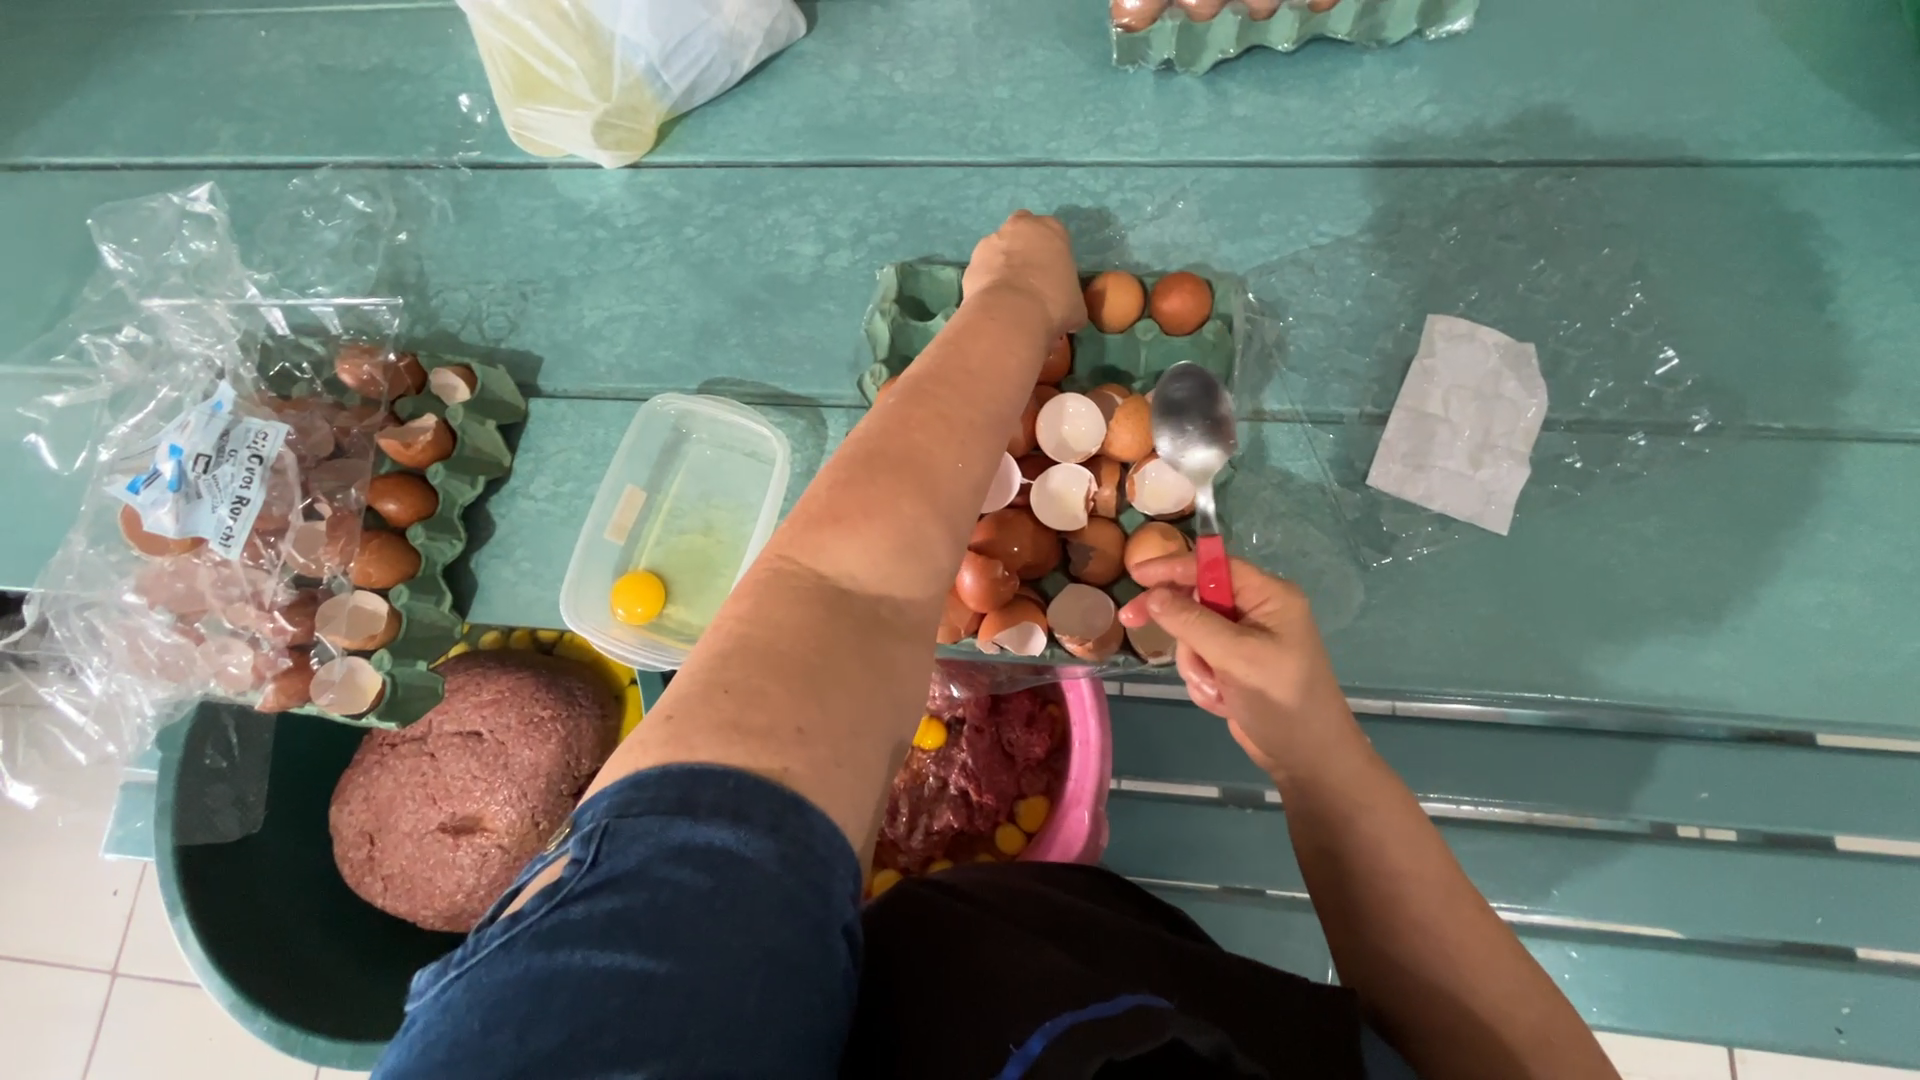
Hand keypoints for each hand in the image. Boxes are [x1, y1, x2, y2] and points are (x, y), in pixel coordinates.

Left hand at [962, 211, 1087, 340]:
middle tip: (1029, 279)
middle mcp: (1020, 227)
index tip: (1052, 276)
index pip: (1054, 234)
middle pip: (1022, 231)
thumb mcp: (1076, 307)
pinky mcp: (971, 263)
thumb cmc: (1053, 305)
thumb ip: (1071, 300)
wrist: (1010, 315)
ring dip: (1002, 265)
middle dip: (1024, 249)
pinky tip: (993, 304)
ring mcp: (991, 241)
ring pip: (998, 249)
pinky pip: (982, 271)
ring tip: (1008, 297)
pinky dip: (986, 282)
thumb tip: (1068, 315)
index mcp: (1052, 229)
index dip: (1052, 255)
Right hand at [1118, 555, 1353, 775]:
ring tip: (1216, 687)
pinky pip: (1198, 660)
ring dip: (1195, 663)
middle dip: (1178, 623)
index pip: (1214, 566)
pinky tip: (1222, 700)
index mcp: (1269, 596)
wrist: (1305, 757)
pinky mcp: (1234, 666)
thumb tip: (1153, 595)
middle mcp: (1256, 611)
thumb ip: (1192, 621)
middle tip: (1131, 620)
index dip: (1174, 566)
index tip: (1136, 574)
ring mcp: (1244, 640)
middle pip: (1196, 599)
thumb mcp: (1236, 656)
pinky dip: (1202, 680)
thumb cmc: (1280, 699)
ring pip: (1192, 634)